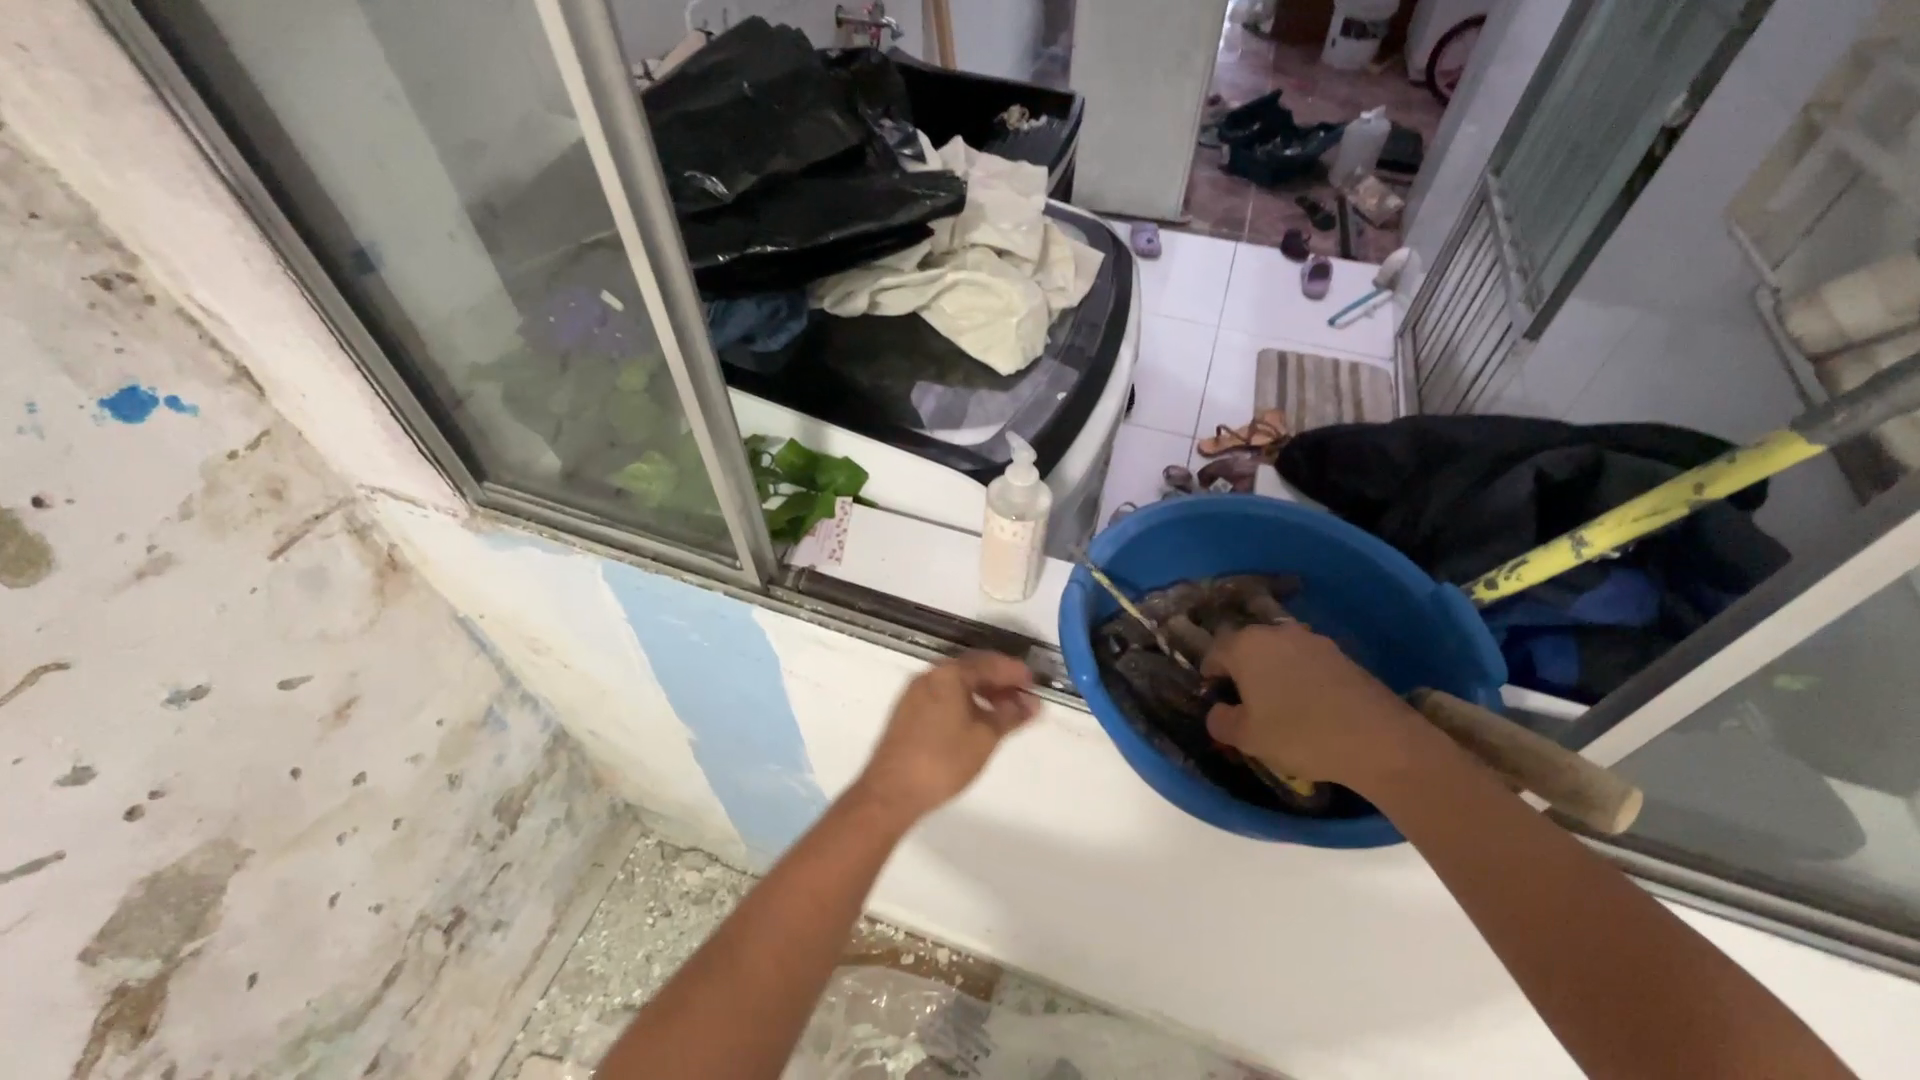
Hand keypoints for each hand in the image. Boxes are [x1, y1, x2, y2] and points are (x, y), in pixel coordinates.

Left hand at [853, 652, 1037, 822]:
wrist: (891, 791)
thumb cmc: (943, 760)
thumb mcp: (985, 737)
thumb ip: (1011, 715)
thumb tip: (1031, 703)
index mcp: (949, 674)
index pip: (989, 663)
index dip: (1015, 673)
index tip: (1035, 685)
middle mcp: (929, 676)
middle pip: (971, 669)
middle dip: (999, 681)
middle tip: (1022, 698)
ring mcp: (914, 693)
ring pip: (956, 683)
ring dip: (982, 692)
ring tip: (1004, 711)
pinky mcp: (907, 712)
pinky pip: (943, 696)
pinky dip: (964, 701)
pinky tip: (976, 720)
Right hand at [1202, 623, 1432, 790]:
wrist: (1378, 740)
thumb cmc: (1299, 735)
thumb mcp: (1247, 738)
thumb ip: (1221, 721)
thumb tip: (1218, 711)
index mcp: (1247, 646)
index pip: (1215, 652)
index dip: (1210, 675)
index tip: (1215, 698)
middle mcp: (1278, 633)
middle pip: (1248, 646)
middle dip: (1242, 670)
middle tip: (1245, 702)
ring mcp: (1314, 641)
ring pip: (1280, 653)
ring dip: (1273, 672)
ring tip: (1279, 704)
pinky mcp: (1342, 655)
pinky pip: (1307, 662)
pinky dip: (1301, 678)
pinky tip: (1310, 706)